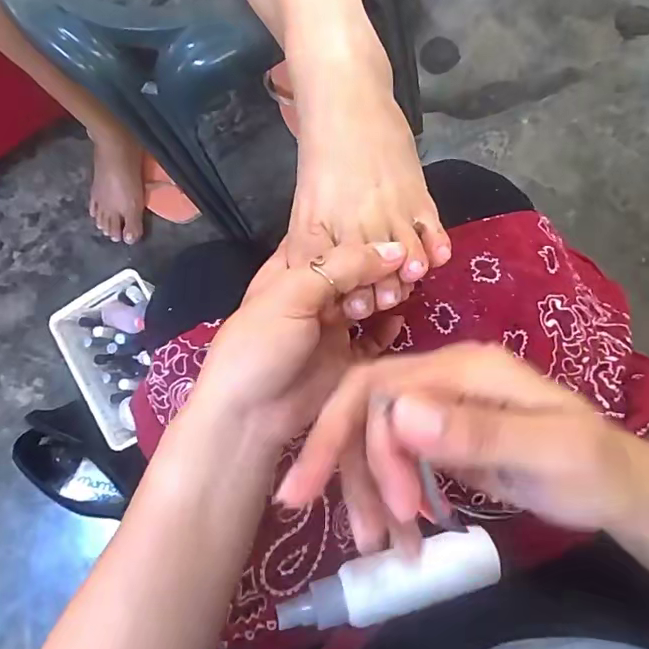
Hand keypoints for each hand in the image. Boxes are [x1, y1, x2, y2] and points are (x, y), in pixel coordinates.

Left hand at [185, 241, 409, 448]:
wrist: (249, 417)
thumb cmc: (260, 345)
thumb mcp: (293, 293)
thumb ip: (341, 266)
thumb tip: (395, 250)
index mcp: (290, 271)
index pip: (330, 239)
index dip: (359, 233)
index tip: (391, 232)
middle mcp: (312, 295)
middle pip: (353, 270)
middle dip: (377, 268)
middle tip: (399, 271)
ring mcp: (330, 328)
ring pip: (367, 300)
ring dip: (384, 294)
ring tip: (399, 293)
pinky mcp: (345, 359)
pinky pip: (374, 338)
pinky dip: (387, 328)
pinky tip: (397, 320)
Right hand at [277, 344, 643, 550]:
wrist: (617, 487)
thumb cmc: (593, 468)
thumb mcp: (548, 452)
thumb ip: (478, 430)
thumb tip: (399, 413)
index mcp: (464, 369)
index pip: (382, 388)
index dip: (362, 443)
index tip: (386, 510)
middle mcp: (444, 378)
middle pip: (367, 408)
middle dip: (348, 466)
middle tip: (353, 531)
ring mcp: (441, 406)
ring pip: (374, 437)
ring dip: (367, 490)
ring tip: (380, 547)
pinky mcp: (441, 436)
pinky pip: (394, 459)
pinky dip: (386, 496)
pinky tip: (398, 534)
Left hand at [282, 52, 450, 320]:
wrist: (346, 100)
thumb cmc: (321, 154)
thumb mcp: (305, 205)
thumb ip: (314, 243)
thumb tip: (328, 280)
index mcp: (316, 228)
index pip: (326, 276)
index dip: (339, 297)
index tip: (346, 308)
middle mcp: (352, 224)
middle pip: (367, 274)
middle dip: (375, 293)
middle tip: (382, 300)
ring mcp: (388, 208)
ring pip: (402, 257)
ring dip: (406, 276)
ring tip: (408, 281)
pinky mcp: (417, 193)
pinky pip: (431, 229)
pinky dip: (435, 246)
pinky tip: (437, 258)